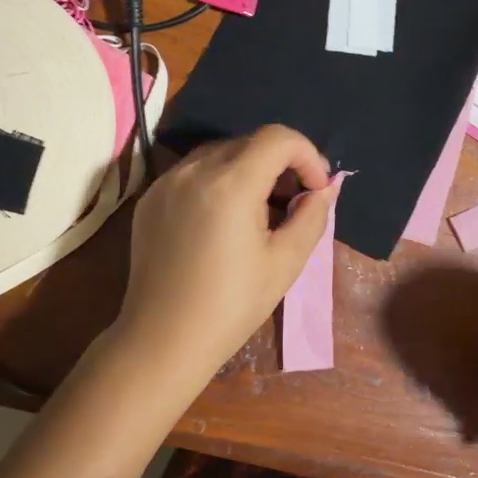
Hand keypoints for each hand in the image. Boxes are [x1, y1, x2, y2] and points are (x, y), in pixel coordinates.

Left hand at [112, 125, 337, 376]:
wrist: (162, 339)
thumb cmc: (231, 306)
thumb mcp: (285, 263)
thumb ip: (312, 215)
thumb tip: (326, 187)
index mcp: (230, 184)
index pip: (278, 137)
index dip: (307, 155)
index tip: (316, 189)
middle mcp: (194, 171)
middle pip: (250, 142)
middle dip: (281, 163)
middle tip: (294, 203)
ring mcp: (166, 182)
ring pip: (220, 153)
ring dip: (249, 169)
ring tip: (259, 212)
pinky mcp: (150, 198)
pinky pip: (193, 172)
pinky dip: (218, 181)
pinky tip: (224, 221)